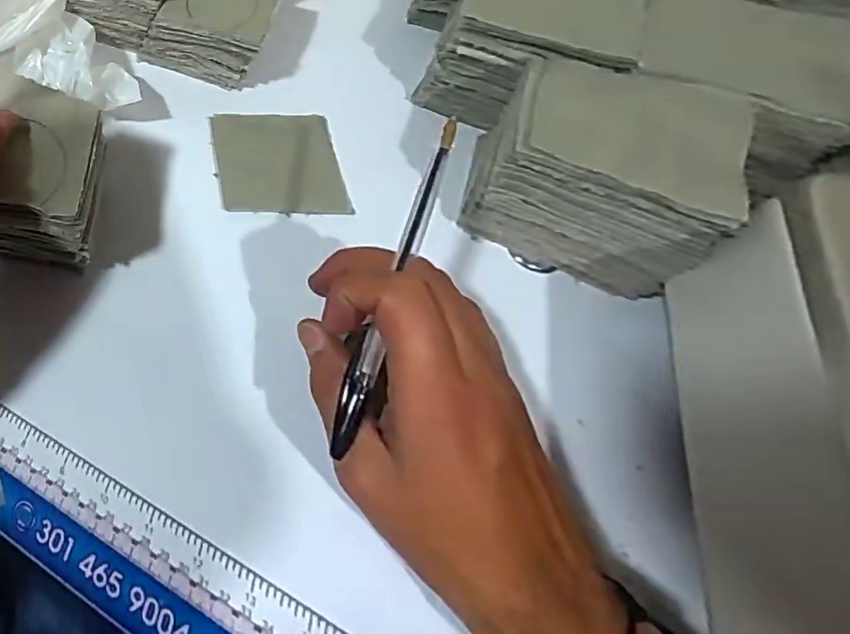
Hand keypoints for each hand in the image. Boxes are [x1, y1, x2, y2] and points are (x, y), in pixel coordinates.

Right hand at [297, 248, 625, 633]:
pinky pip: (458, 315)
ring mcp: (494, 368)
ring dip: (391, 281)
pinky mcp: (502, 381)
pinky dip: (417, 304)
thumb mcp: (365, 473)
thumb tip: (314, 335)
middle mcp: (472, 362)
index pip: (398, 291)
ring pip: (444, 287)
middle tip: (324, 289)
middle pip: (421, 274)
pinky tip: (390, 341)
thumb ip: (332, 392)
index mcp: (437, 383)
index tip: (329, 326)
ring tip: (352, 313)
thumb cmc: (444, 534)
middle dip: (364, 267)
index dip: (351, 288)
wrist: (535, 583)